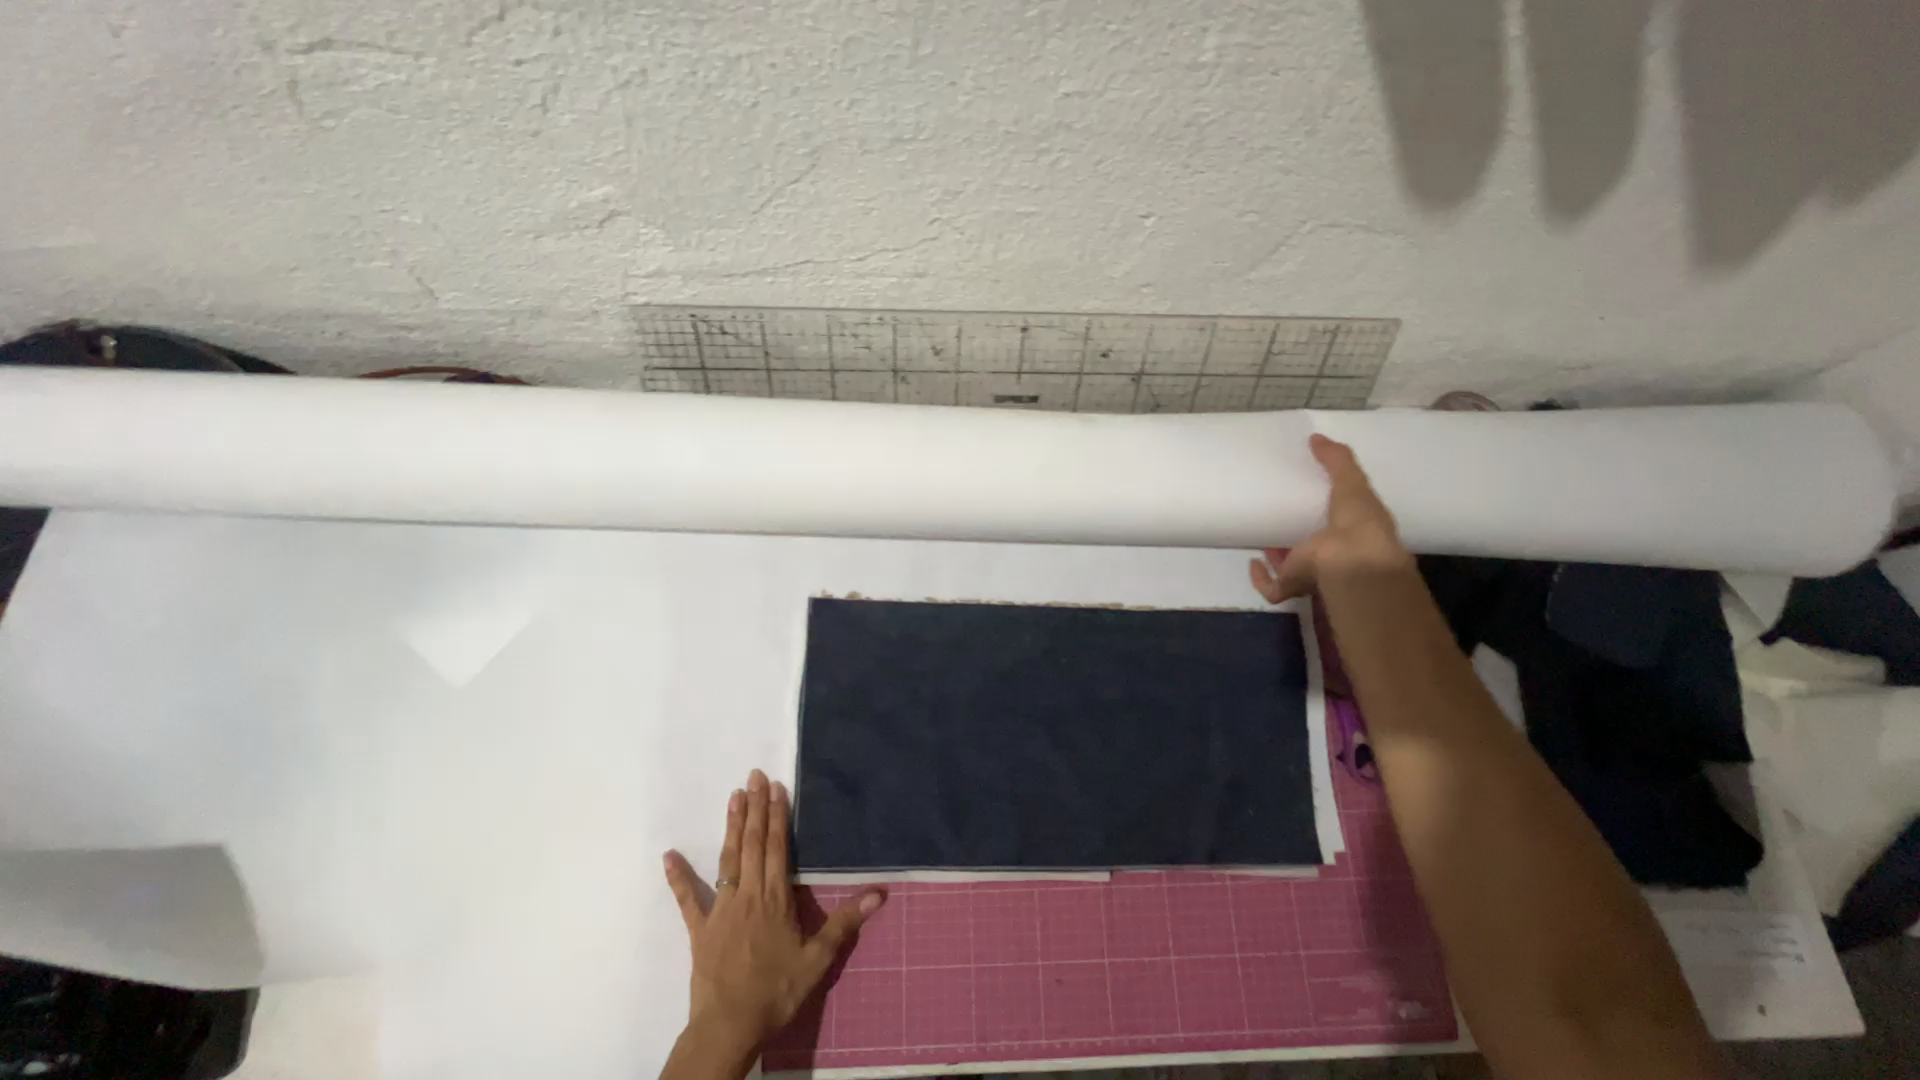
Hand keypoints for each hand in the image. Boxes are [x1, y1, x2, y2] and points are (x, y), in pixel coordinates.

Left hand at [662, 770, 885, 1055]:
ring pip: (727, 860)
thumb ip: (846, 922)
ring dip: (732, 828)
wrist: (730, 1024)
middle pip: (753, 845)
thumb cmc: (777, 990)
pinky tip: (669, 855)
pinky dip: (678, 877)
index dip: (777, 816)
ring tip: (732, 797)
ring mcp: (721, 910)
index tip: (775, 787)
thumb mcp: (818, 958)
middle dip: (756, 809)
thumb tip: (879, 893)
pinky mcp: (700, 929)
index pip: (778, 848)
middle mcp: (748, 895)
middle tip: (754, 776)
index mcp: (776, 899)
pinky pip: (687, 899)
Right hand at [1250, 434, 1411, 602]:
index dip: (1328, 513)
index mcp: (1355, 533)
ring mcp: (1313, 573)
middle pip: (1313, 547)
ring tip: (1264, 536)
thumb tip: (1316, 438)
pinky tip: (1252, 562)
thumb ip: (1337, 460)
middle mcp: (1334, 556)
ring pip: (1292, 569)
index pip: (1341, 523)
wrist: (1351, 561)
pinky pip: (1271, 588)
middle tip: (1281, 517)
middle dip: (1298, 536)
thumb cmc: (1359, 521)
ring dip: (1279, 556)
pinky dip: (1260, 578)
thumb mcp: (1352, 482)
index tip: (1310, 499)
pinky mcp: (1292, 584)